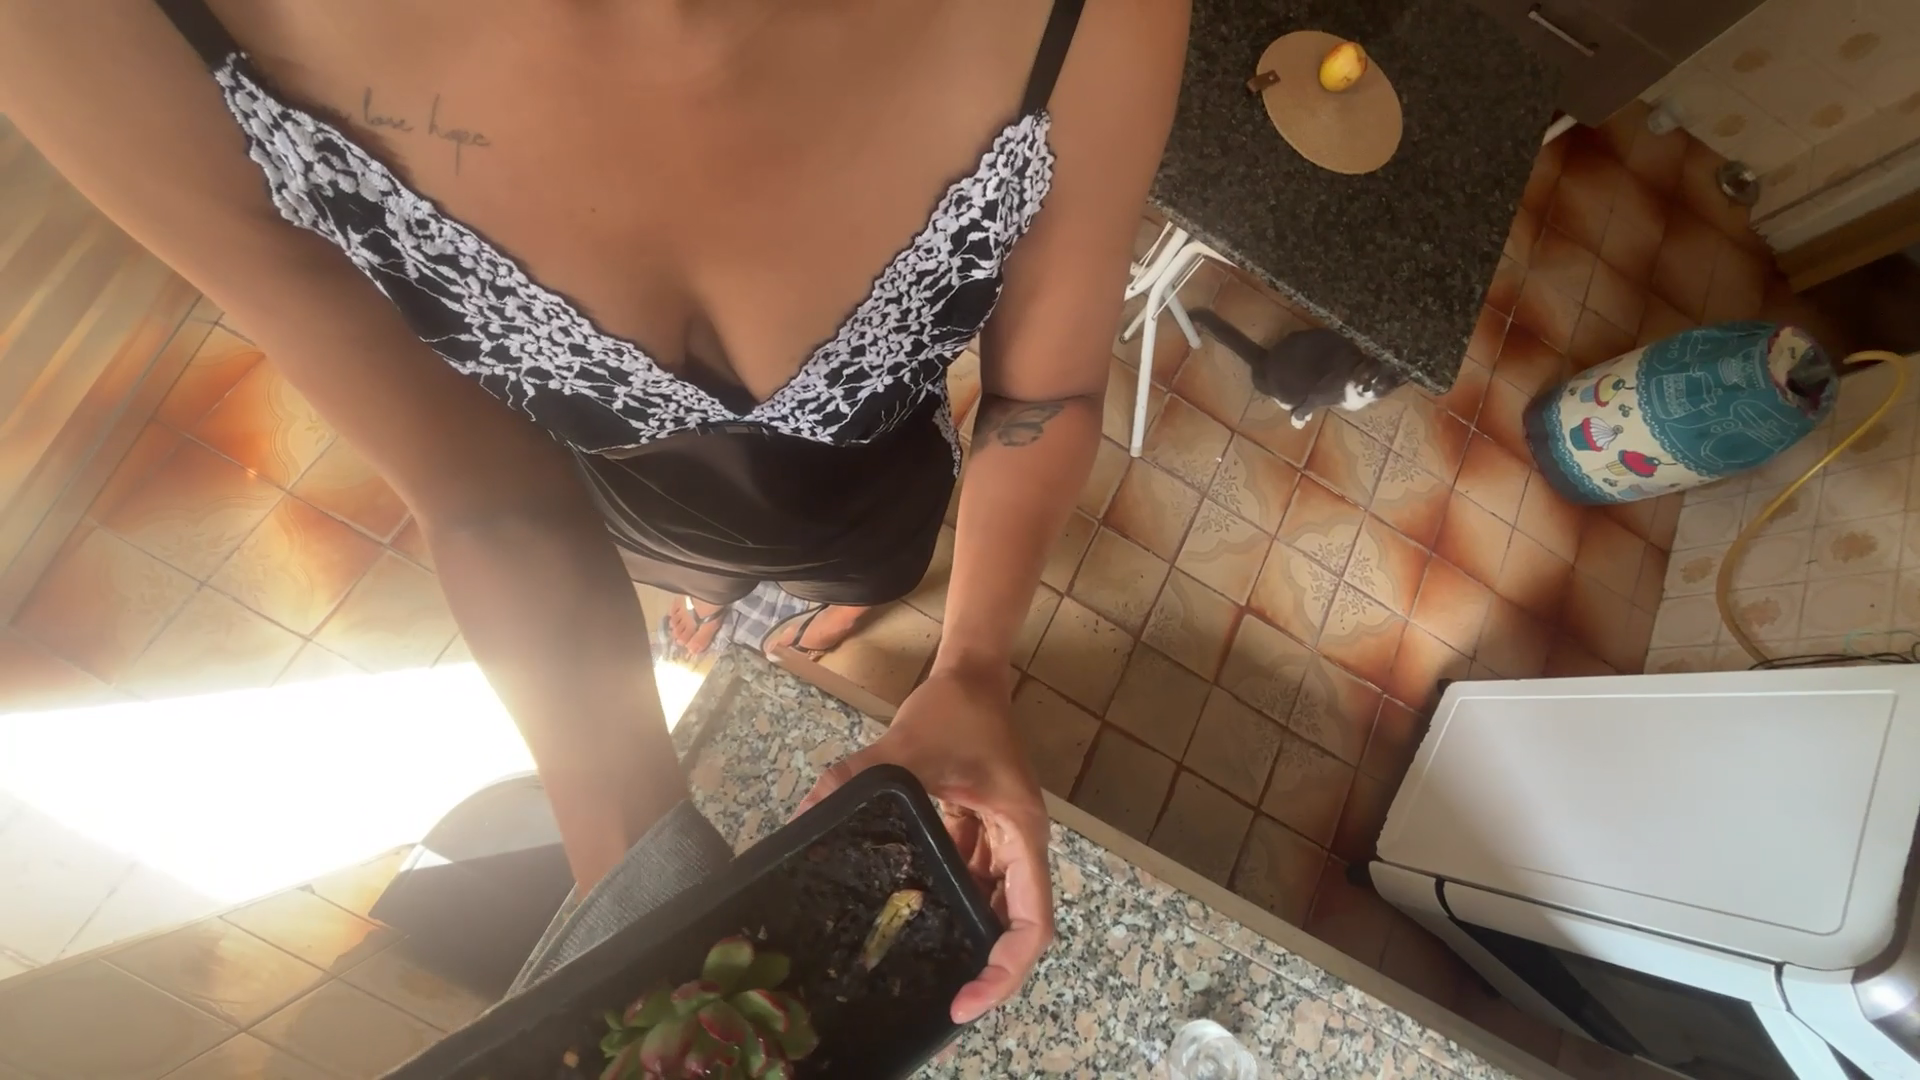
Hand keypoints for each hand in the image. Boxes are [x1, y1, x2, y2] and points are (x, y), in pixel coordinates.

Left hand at [795, 665, 1052, 1023]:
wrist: (970, 671)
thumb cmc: (956, 708)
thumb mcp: (908, 746)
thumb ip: (859, 779)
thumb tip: (806, 815)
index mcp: (1020, 833)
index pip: (1031, 925)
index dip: (1005, 972)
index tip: (963, 1001)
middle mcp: (1018, 840)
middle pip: (1014, 921)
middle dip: (983, 962)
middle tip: (938, 996)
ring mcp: (1003, 831)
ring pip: (992, 898)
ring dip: (965, 926)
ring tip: (921, 957)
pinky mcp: (983, 819)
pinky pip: (972, 867)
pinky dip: (949, 886)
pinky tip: (913, 897)